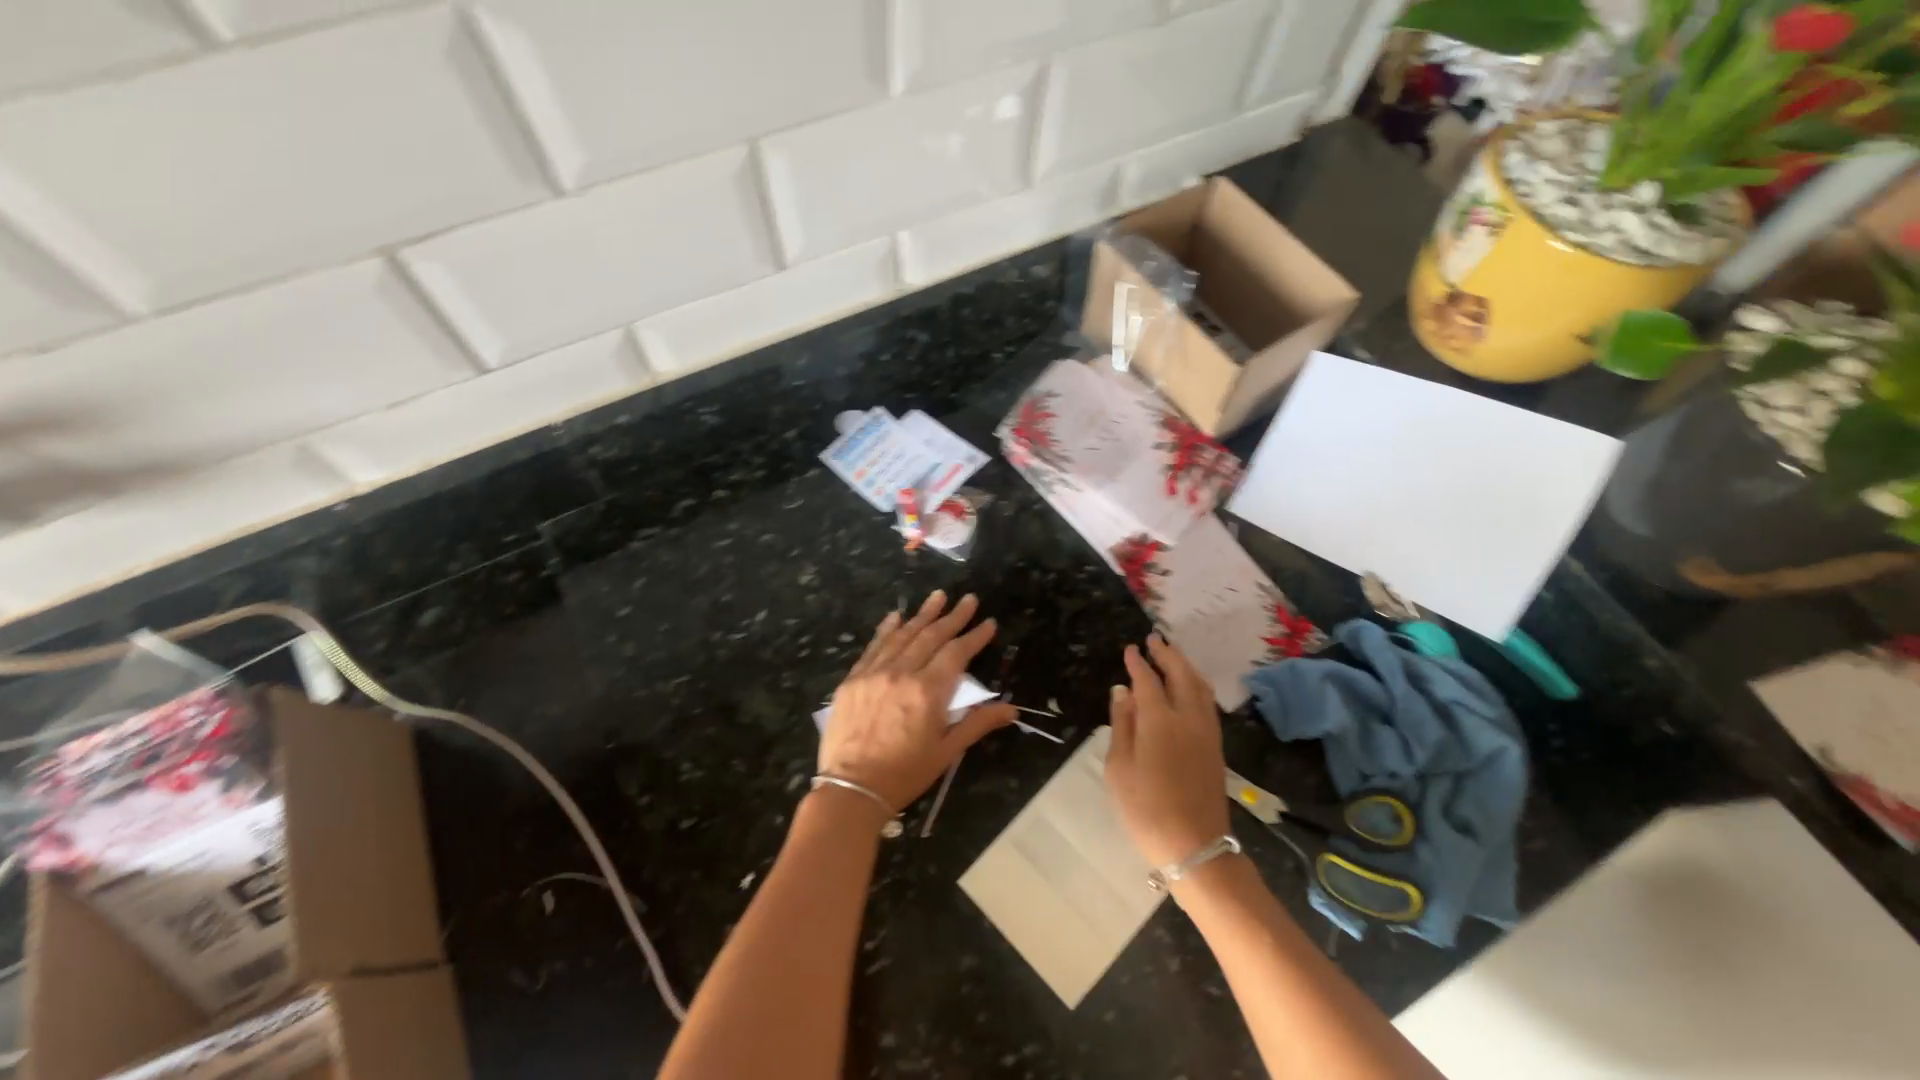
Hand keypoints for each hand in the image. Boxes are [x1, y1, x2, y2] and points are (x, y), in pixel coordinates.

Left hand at [818, 591, 1014, 809]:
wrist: (850, 789)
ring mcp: (873, 674)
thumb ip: (977, 724)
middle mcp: (901, 674)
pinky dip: (887, 629)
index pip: (956, 653)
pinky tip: (896, 616)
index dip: (974, 636)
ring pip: (902, 636)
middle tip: (968, 599)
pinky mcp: (852, 680)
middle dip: (952, 617)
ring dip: (922, 615)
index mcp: (928, 692)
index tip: (988, 622)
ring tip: (938, 596)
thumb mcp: (946, 752)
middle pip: (931, 637)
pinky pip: (873, 647)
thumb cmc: (904, 774)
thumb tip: (1011, 709)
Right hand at [1105, 634, 1229, 868]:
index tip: (1130, 649)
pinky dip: (1196, 685)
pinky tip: (1189, 688)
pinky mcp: (1216, 746)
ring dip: (1185, 666)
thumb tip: (1122, 692)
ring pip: (1199, 686)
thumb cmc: (1146, 809)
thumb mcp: (1119, 768)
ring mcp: (1207, 731)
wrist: (1195, 844)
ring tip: (1171, 656)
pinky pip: (1207, 702)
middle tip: (1154, 640)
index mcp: (1160, 720)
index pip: (1148, 681)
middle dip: (1167, 654)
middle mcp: (1188, 717)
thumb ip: (1121, 725)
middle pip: (1181, 674)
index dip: (1138, 663)